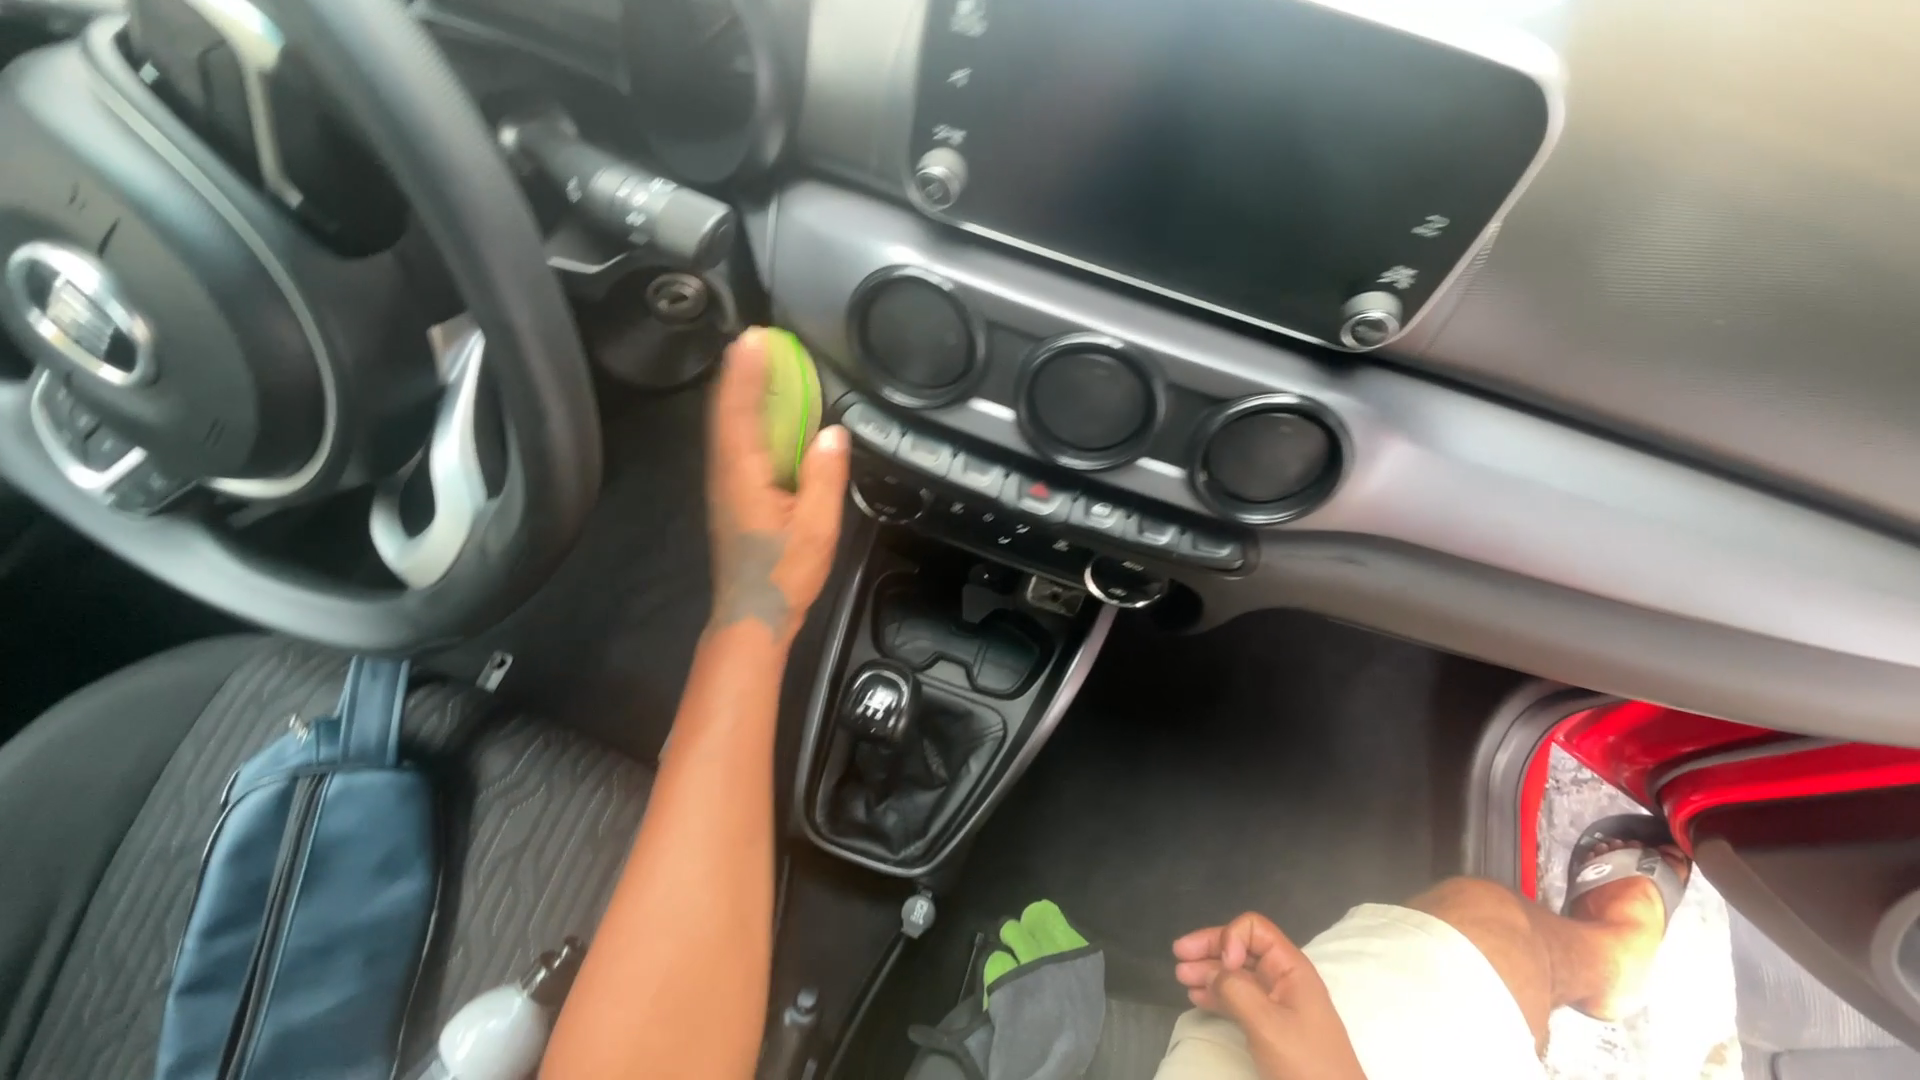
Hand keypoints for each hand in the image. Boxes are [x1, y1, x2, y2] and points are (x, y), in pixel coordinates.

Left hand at [705, 328, 850, 642]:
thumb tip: (832, 433)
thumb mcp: (817, 527)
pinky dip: (742, 416)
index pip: (740, 411)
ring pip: (724, 426)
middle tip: (756, 340)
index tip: (755, 339)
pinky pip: (732, 442)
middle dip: (739, 372)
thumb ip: (823, 476)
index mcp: (744, 475)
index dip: (747, 373)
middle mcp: (725, 472)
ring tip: (754, 363)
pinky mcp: (729, 494)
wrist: (752, 612)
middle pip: (725, 411)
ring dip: (738, 391)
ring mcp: (723, 484)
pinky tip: (757, 412)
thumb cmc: (784, 573)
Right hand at [1173, 913, 1368, 1079]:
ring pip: (1237, 973)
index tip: (1222, 964)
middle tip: (1179, 954)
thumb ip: (1235, 990)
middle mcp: (1283, 979)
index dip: (1231, 937)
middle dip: (1210, 948)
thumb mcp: (1267, 1025)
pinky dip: (1217, 993)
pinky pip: (1239, 998)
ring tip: (1182, 977)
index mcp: (1291, 968)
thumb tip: (1212, 970)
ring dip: (1209, 970)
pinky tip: (1197, 997)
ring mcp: (1278, 1003)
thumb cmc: (1305, 1064)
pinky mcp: (1272, 1026)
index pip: (1255, 929)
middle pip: (1242, 947)